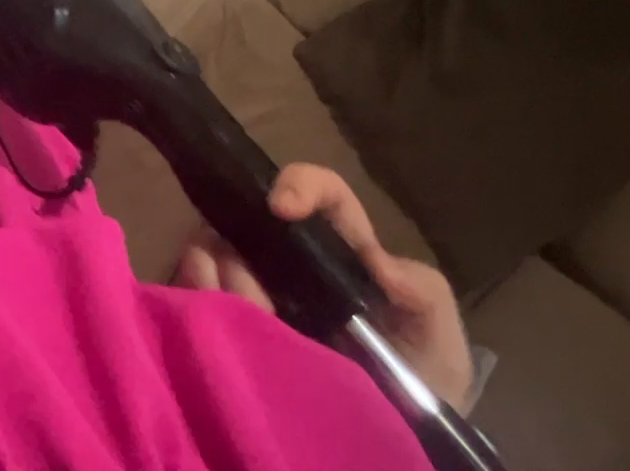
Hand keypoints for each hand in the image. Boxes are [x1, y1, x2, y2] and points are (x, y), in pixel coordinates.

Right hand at [177, 163, 474, 411]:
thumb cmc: (418, 387)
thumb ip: (425, 295)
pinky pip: (189, 295)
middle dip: (239, 248)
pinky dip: (193, 297)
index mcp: (343, 253)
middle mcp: (288, 262)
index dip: (299, 185)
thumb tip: (378, 264)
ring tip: (242, 322)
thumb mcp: (440, 343)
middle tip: (254, 294)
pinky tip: (207, 323)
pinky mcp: (224, 324)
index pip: (322, 195)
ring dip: (218, 282)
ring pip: (210, 254)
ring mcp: (251, 292)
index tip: (282, 209)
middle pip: (245, 220)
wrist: (390, 445)